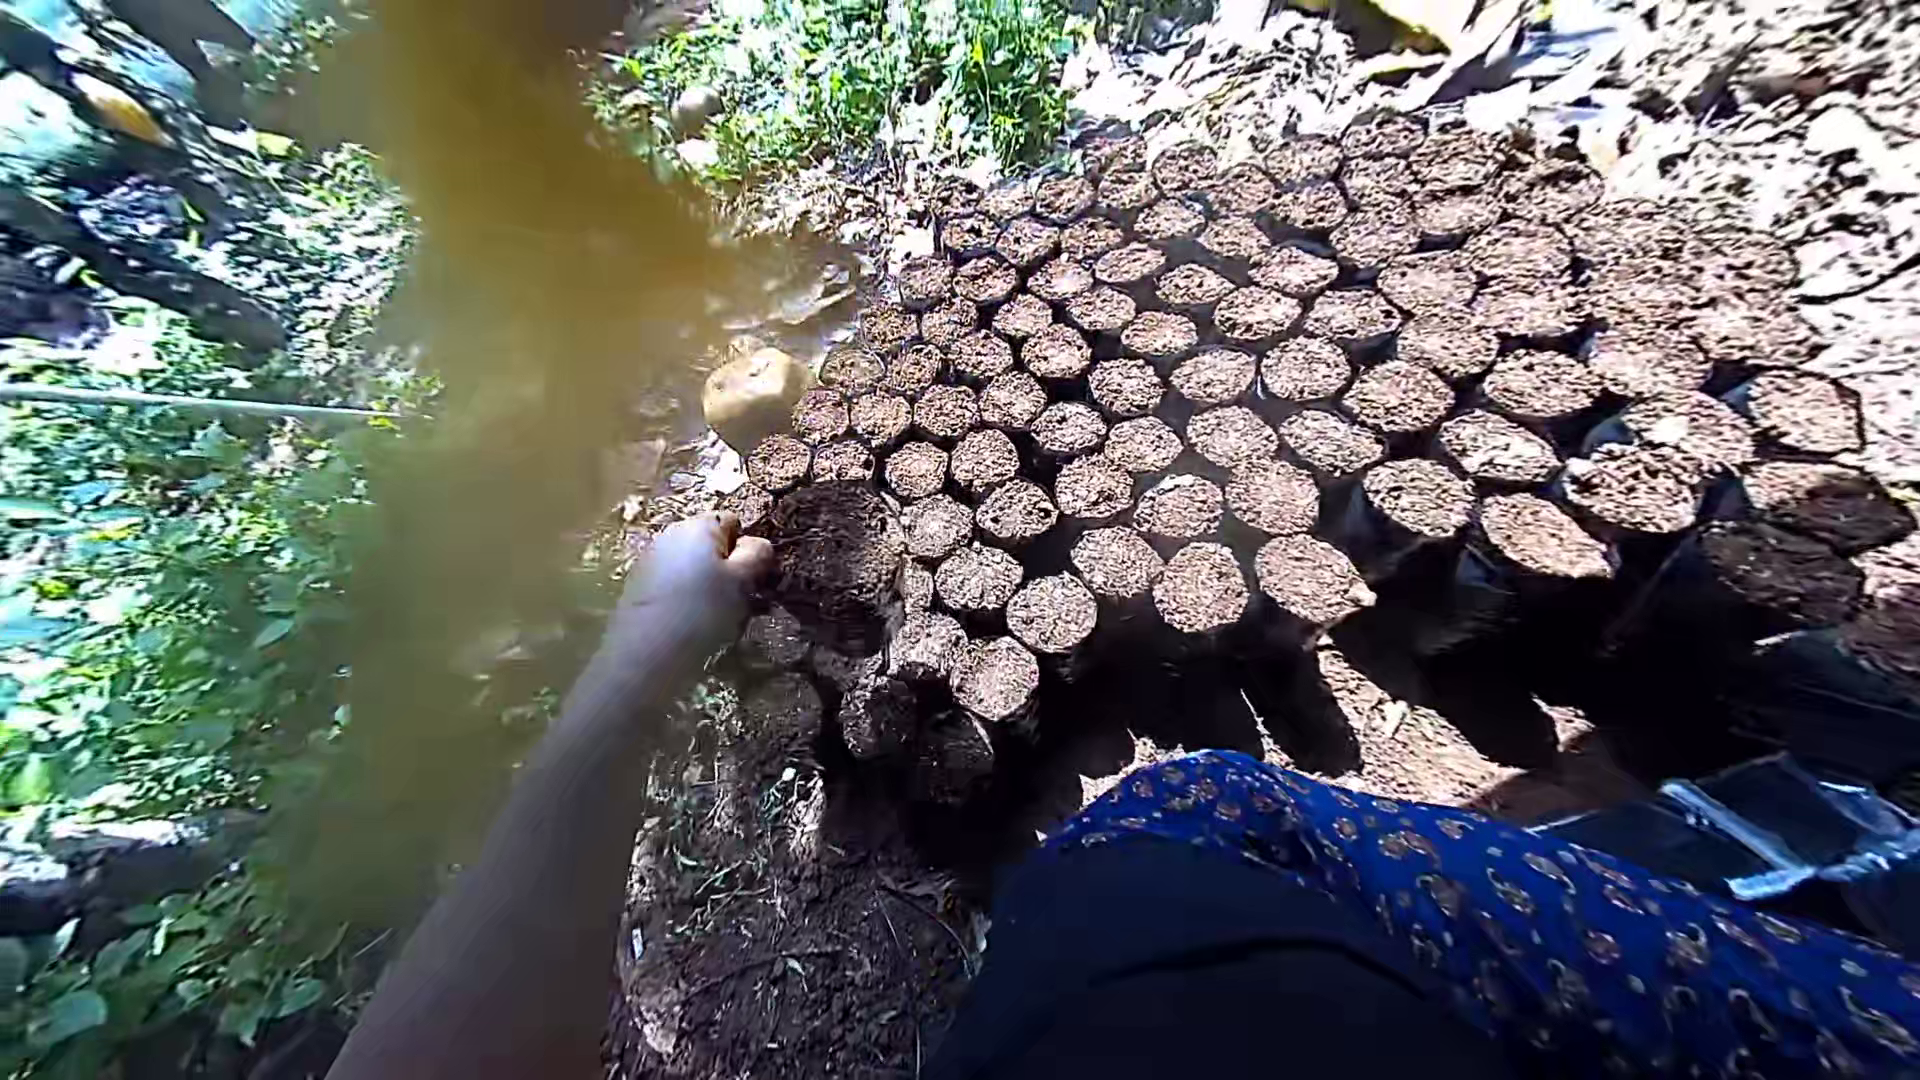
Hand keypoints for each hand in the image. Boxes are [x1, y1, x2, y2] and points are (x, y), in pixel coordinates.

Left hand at [599, 511, 773, 674]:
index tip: (751, 574)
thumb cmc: (703, 608)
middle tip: (740, 596)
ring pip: (693, 564)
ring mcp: (652, 559)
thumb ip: (757, 554)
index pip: (732, 521)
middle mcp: (672, 534)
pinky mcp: (640, 584)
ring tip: (717, 613)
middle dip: (728, 564)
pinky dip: (687, 594)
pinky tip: (692, 620)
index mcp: (699, 526)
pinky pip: (675, 581)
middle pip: (711, 542)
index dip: (746, 546)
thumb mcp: (743, 580)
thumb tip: (758, 543)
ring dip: (709, 582)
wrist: (647, 651)